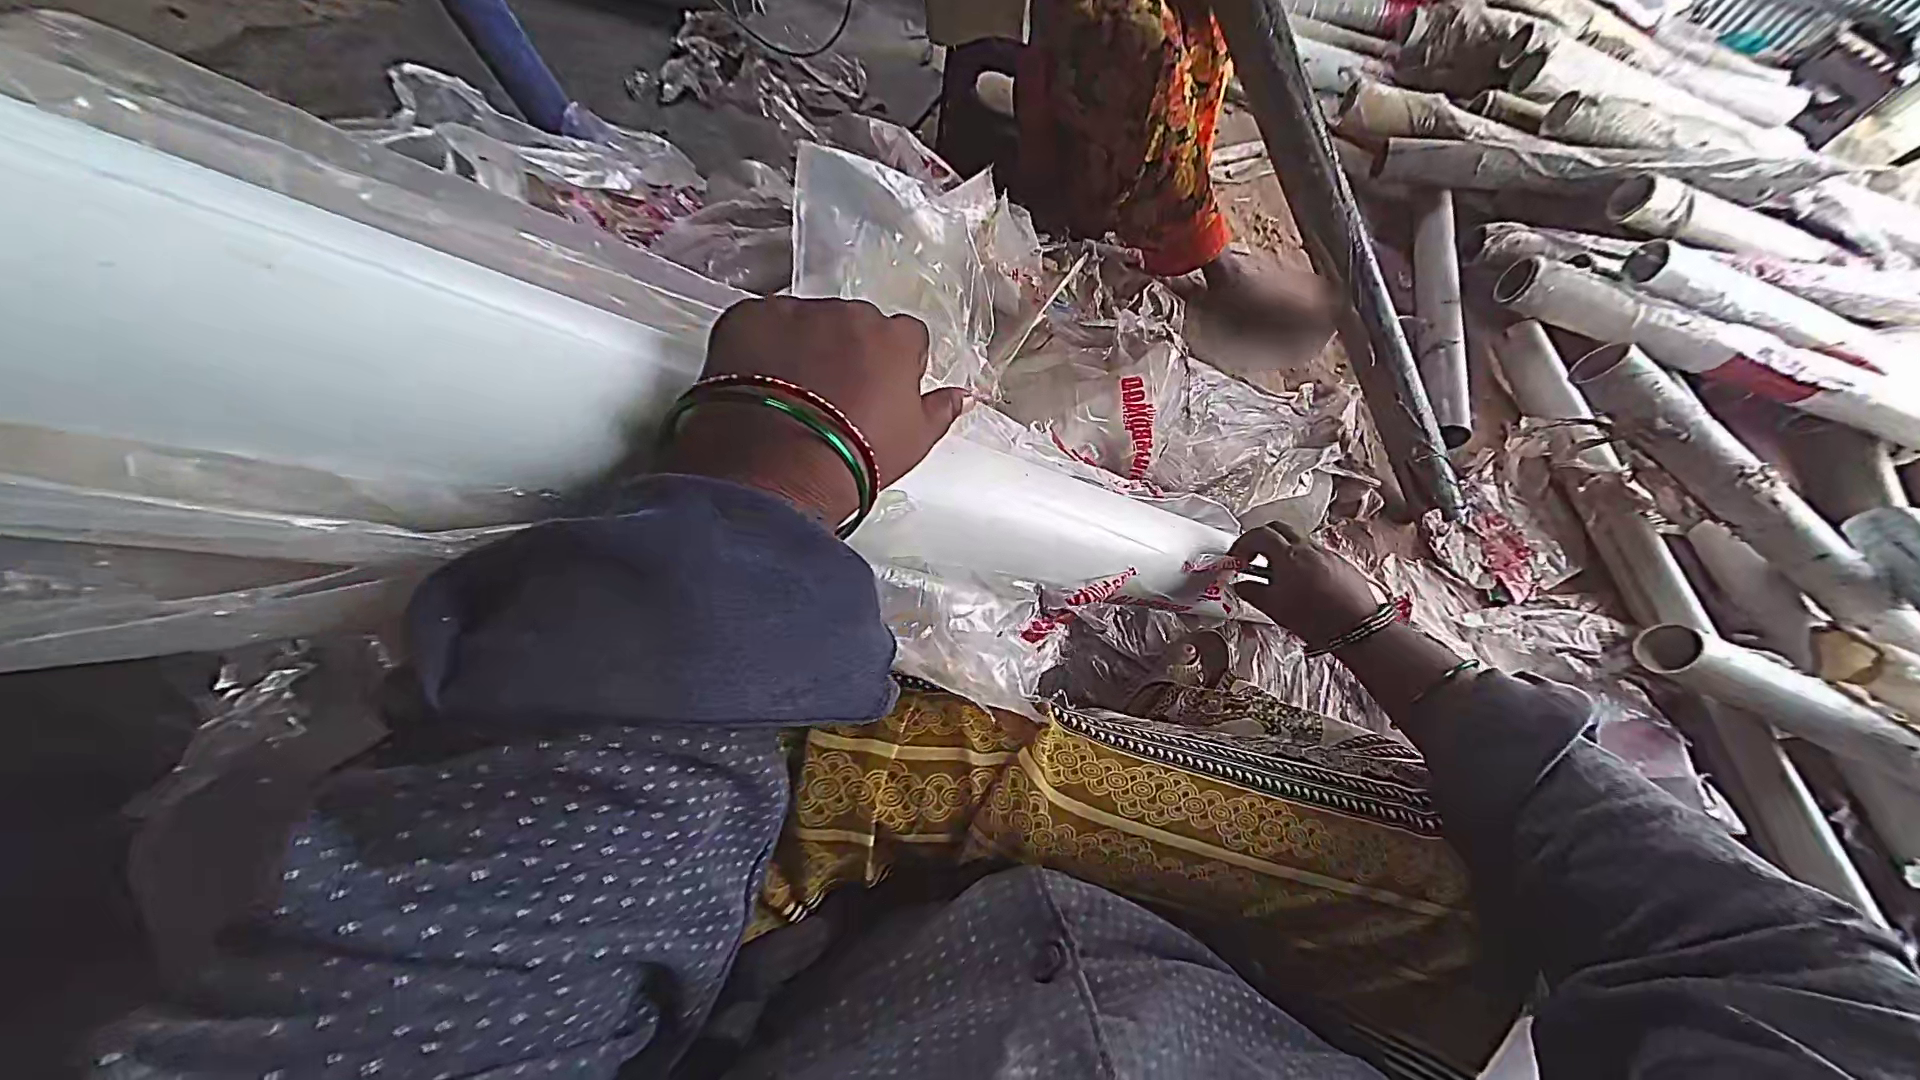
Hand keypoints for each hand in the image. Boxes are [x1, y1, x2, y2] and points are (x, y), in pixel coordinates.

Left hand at [663, 297, 967, 523]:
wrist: (781, 466)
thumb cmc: (856, 456)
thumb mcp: (915, 440)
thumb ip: (942, 408)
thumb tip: (962, 395)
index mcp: (895, 339)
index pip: (905, 337)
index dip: (894, 363)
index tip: (880, 388)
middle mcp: (849, 314)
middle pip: (854, 324)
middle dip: (846, 349)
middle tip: (833, 394)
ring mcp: (796, 312)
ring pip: (806, 321)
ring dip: (803, 345)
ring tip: (793, 393)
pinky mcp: (747, 317)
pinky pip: (759, 323)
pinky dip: (760, 345)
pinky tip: (760, 382)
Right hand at [1229, 523, 1382, 647]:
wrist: (1357, 629)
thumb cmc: (1312, 618)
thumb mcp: (1273, 607)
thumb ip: (1251, 591)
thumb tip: (1240, 585)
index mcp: (1288, 555)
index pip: (1258, 535)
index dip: (1242, 544)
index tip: (1236, 559)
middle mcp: (1308, 548)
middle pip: (1278, 528)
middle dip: (1260, 539)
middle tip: (1251, 557)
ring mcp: (1327, 554)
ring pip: (1297, 540)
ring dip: (1281, 550)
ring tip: (1275, 574)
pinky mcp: (1341, 564)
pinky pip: (1315, 554)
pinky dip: (1300, 560)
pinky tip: (1300, 582)